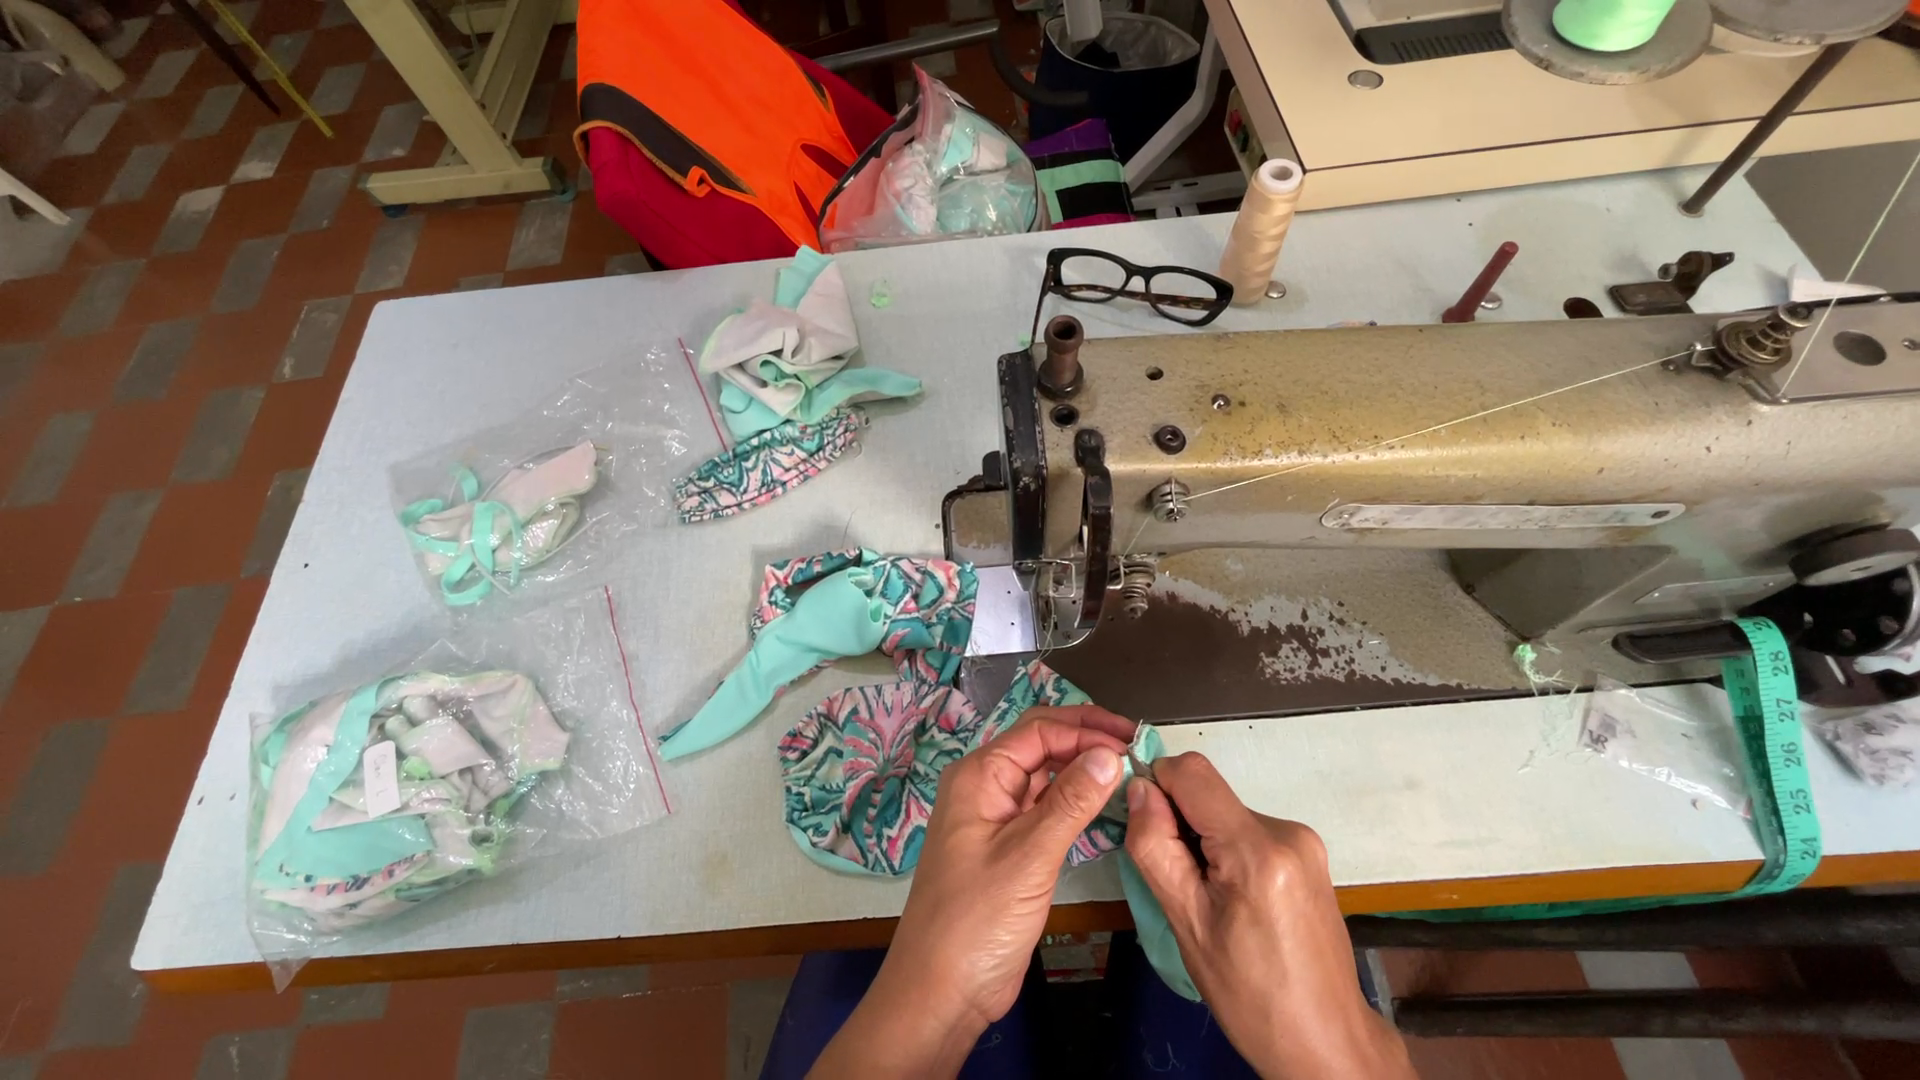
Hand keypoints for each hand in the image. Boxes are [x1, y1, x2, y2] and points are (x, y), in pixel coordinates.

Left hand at [809, 705, 1133, 1077]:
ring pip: (1045, 776)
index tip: (1133, 738)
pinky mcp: (1010, 847)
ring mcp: (997, 818)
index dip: (1087, 728)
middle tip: (1137, 747)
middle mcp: (986, 787)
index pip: (1039, 731)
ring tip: (1129, 769)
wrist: (943, 990)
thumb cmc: (977, 920)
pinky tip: (1104, 802)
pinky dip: (1075, 800)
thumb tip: (1110, 753)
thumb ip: (1071, 802)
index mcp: (979, 775)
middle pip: (1041, 745)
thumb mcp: (1029, 856)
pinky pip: (1046, 808)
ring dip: (1083, 768)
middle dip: (1086, 740)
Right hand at [1126, 753, 1413, 1079]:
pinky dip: (1227, 849)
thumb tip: (1138, 788)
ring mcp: (1304, 840)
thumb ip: (1155, 846)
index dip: (1156, 785)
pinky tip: (1234, 898)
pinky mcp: (1309, 854)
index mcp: (1257, 848)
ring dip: (1204, 839)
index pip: (1191, 772)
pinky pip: (1248, 830)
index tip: (1147, 828)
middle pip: (1208, 792)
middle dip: (1180, 821)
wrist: (1325, 1041)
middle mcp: (1287, 830)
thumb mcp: (1185, 922)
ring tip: (1210, 898)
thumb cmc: (1248, 993)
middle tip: (1179, 881)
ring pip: (1226, 812)